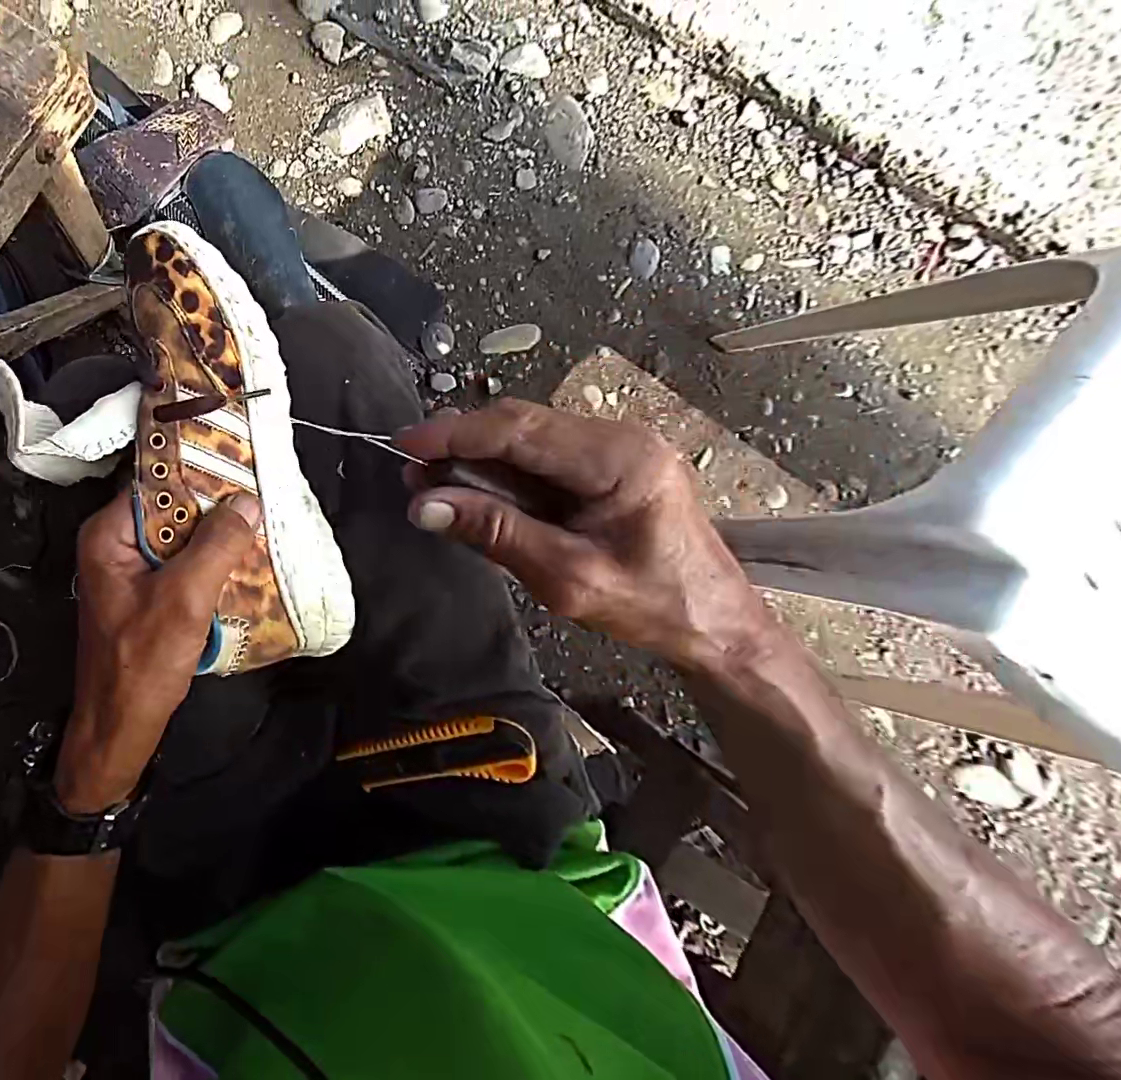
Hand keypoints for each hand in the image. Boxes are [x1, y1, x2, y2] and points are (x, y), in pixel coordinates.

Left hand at [56, 488, 260, 812]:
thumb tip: (247, 503)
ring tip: (258, 525)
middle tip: (258, 497)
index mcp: (108, 536)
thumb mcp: (183, 599)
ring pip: (181, 538)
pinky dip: (209, 563)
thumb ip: (215, 547)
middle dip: (213, 507)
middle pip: (171, 509)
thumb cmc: (140, 665)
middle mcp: (114, 546)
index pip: (155, 483)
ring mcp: (130, 571)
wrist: (121, 725)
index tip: (238, 464)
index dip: (196, 473)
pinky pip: (182, 564)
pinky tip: (241, 563)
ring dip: (216, 537)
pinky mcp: (147, 594)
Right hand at [395, 399, 776, 672]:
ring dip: (473, 456)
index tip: (404, 444)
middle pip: (518, 422)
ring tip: (430, 484)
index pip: (517, 430)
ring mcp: (613, 447)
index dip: (453, 434)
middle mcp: (618, 438)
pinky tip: (471, 490)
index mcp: (619, 460)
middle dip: (458, 442)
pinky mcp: (604, 463)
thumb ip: (495, 534)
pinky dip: (496, 470)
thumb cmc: (653, 605)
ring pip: (523, 435)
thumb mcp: (566, 577)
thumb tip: (425, 506)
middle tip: (411, 472)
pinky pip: (537, 454)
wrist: (716, 621)